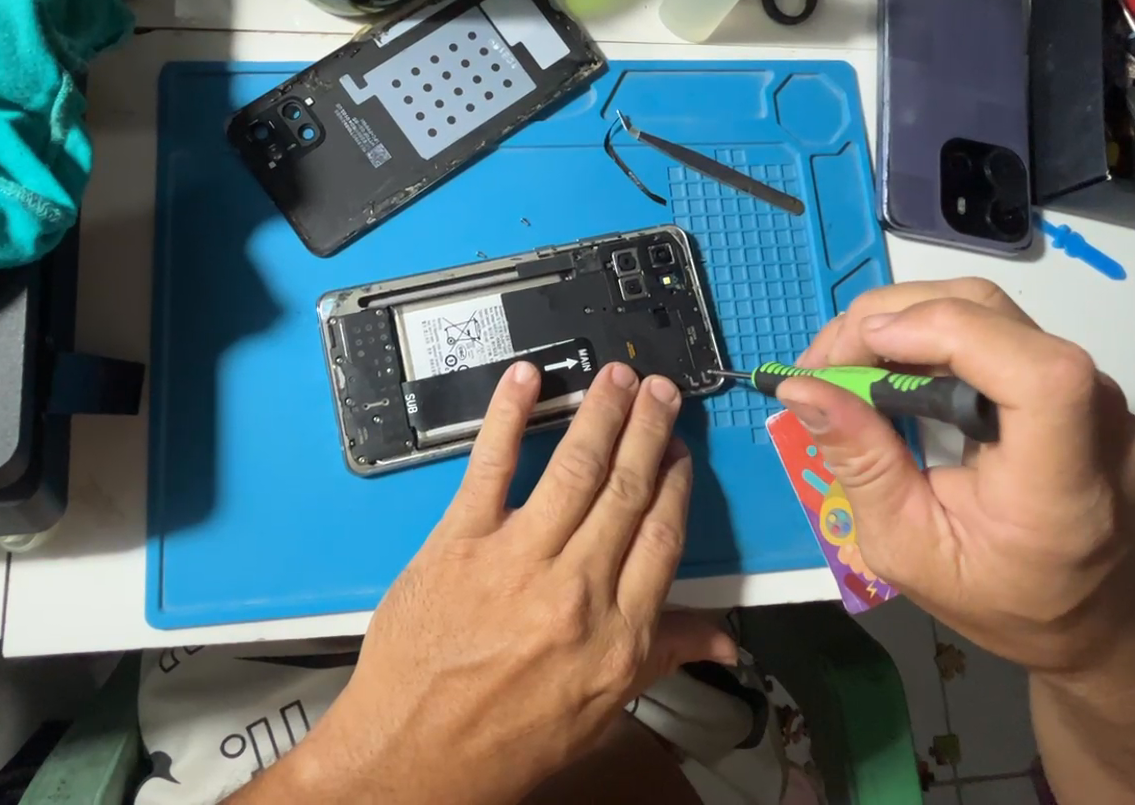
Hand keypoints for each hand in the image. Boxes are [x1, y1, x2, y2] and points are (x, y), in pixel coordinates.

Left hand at [298, 362, 736, 804]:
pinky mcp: (461, 539)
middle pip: (626, 490)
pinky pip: (491, 466)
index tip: (679, 451)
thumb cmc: (507, 739)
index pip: (663, 536)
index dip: (675, 485)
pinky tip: (525, 380)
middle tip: (661, 390)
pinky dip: (508, 416)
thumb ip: (660, 656)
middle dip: (648, 431)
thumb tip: (722, 638)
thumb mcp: (598, 712)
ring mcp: (517, 557)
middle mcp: (577, 588)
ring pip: (574, 468)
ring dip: (601, 413)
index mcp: (618, 634)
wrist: (412, 757)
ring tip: (617, 377)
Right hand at [774, 280, 1134, 676]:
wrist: (1103, 618)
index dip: (948, 335)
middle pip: (997, 317)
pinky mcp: (1080, 383)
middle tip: (823, 360)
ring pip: (991, 310)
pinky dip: (926, 332)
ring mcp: (1098, 395)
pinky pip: (996, 329)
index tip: (863, 345)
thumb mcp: (907, 549)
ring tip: (845, 360)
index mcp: (1062, 486)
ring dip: (901, 318)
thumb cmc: (1002, 599)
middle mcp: (1099, 423)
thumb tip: (799, 390)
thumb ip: (859, 465)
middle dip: (891, 317)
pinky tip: (888, 366)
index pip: (1040, 375)